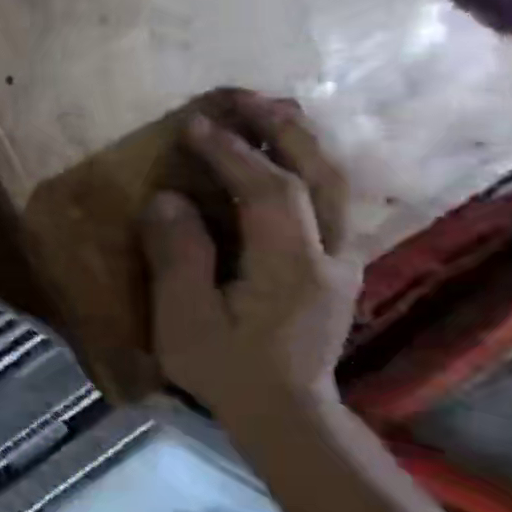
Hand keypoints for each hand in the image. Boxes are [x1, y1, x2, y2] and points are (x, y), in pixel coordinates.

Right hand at [139, 92, 360, 418]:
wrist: (285, 414)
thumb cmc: (225, 368)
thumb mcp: (185, 319)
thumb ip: (180, 256)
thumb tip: (168, 199)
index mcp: (292, 267)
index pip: (271, 191)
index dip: (233, 153)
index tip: (195, 124)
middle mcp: (332, 256)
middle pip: (323, 175)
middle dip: (283, 129)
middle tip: (241, 97)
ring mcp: (343, 261)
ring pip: (339, 184)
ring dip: (302, 141)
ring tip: (267, 110)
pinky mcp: (335, 267)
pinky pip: (333, 201)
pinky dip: (309, 166)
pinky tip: (285, 156)